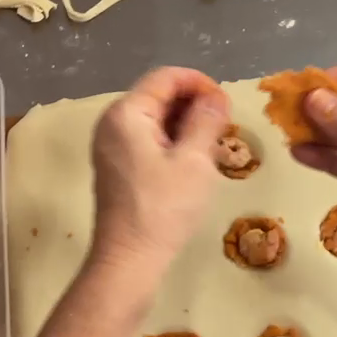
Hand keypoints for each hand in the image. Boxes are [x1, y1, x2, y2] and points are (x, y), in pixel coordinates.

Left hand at [89, 66, 230, 275]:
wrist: (129, 259)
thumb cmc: (163, 208)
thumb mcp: (195, 161)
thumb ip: (206, 121)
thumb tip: (216, 96)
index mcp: (125, 113)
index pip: (164, 77)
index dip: (199, 82)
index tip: (226, 102)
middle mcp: (111, 122)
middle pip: (157, 95)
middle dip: (192, 104)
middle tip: (224, 126)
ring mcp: (110, 144)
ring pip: (153, 118)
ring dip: (184, 123)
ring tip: (214, 143)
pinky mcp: (115, 165)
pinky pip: (146, 138)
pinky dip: (171, 140)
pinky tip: (193, 159)